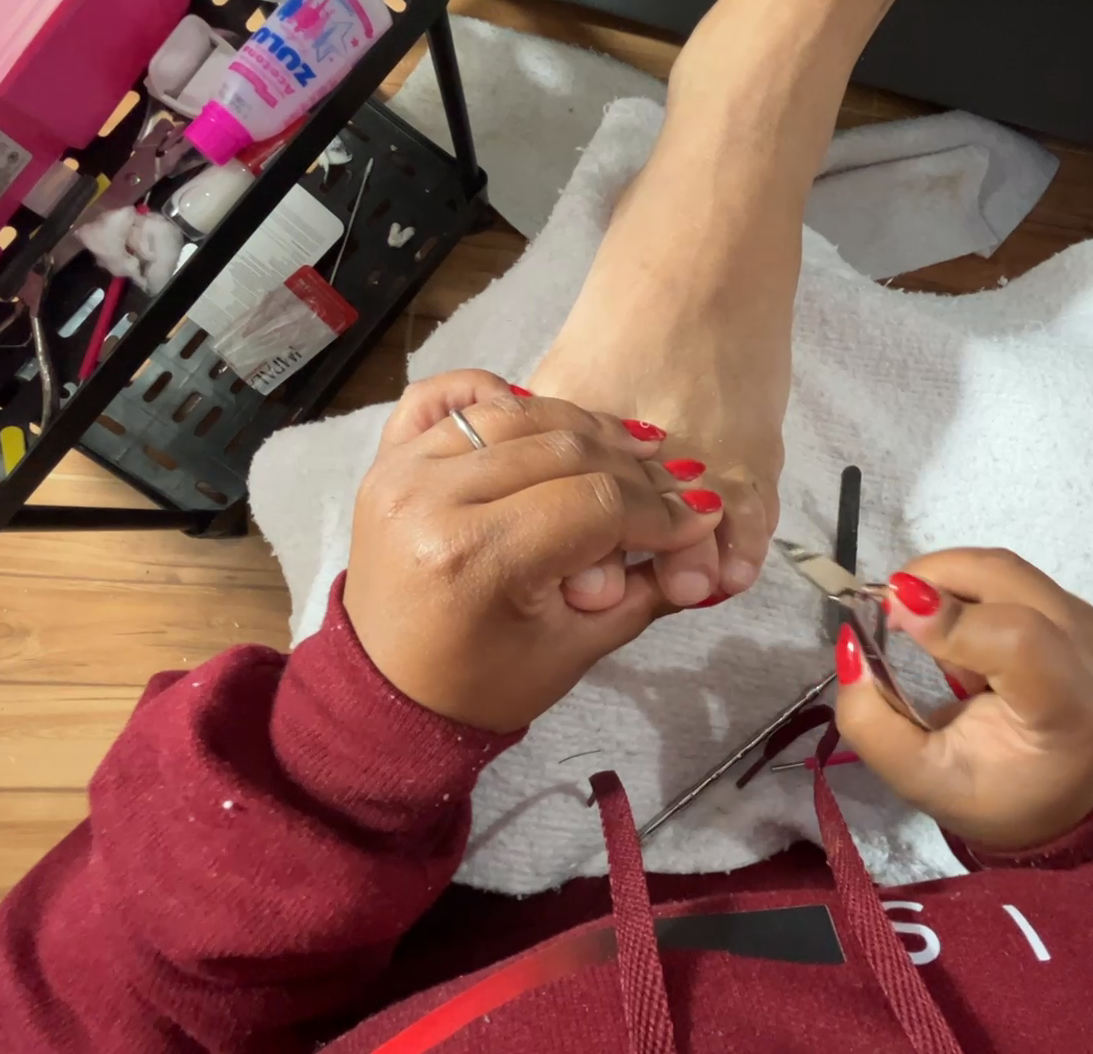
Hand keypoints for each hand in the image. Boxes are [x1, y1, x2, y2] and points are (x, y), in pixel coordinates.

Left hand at [343, 373, 722, 732]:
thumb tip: (705, 528)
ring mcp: (401, 469)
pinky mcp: (388, 459)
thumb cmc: (484, 686)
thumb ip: (648, 588)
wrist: (388, 696)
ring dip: (585, 426)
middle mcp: (431, 497)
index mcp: (476, 557)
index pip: (596, 503)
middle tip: (676, 486)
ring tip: (632, 448)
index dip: (660, 510)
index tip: (701, 517)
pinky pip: (450, 398)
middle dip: (635, 469)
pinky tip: (539, 416)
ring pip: (519, 413)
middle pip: (565, 448)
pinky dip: (499, 395)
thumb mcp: (577, 649)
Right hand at [833, 548, 1092, 851]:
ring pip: (1005, 570)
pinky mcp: (1084, 614)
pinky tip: (954, 625)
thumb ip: (873, 723)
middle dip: (933, 577)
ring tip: (918, 619)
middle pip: (1006, 579)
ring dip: (948, 580)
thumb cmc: (995, 794)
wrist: (1066, 799)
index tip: (889, 615)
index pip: (1017, 638)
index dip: (949, 617)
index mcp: (1068, 709)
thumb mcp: (920, 780)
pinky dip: (968, 587)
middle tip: (887, 608)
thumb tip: (851, 645)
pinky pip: (1014, 578)